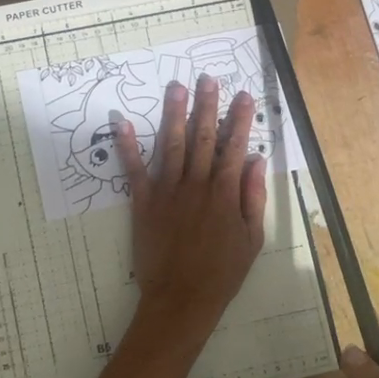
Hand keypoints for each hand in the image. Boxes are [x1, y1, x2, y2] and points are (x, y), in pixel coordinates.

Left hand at [117, 74, 267, 333]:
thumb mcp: (251, 239)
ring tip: (176, 87)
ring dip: (173, 114)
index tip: (242, 95)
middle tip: (207, 78)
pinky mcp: (143, 203)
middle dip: (206, 106)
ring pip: (171, 145)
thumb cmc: (221, 273)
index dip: (238, 120)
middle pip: (202, 138)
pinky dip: (127, 146)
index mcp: (224, 193)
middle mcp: (195, 185)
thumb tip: (256, 161)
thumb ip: (253, 198)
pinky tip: (123, 123)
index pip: (233, 147)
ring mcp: (167, 192)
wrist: (181, 299)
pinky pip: (134, 171)